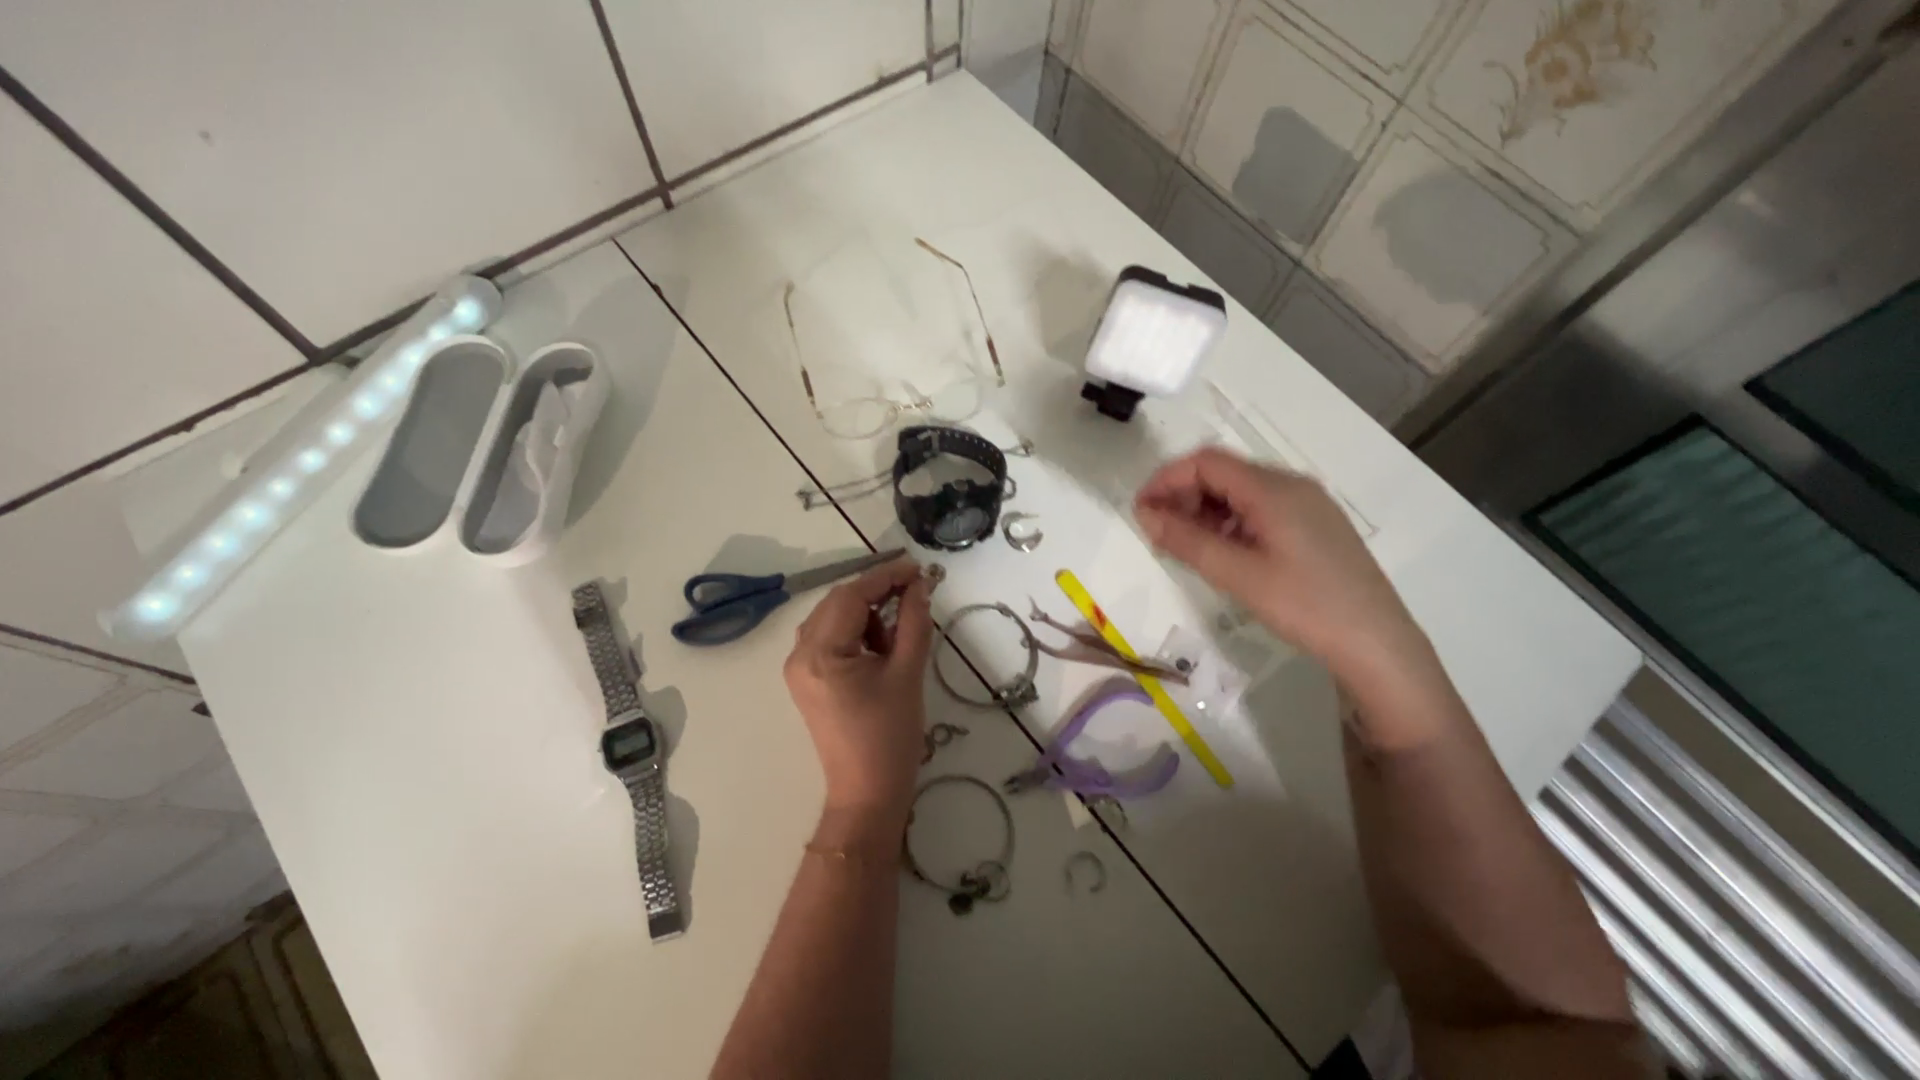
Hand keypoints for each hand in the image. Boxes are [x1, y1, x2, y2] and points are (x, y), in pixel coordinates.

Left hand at [783, 559, 932, 821]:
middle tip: (915, 591)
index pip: (851, 596)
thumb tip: (921, 584)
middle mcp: (799, 655)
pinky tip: (880, 648)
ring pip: (832, 619)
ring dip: (866, 614)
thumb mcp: (907, 672)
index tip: (918, 569)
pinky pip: (829, 639)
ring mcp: (798, 669)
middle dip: (876, 593)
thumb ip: (913, 621)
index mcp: (821, 653)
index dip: (885, 576)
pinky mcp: (806, 681)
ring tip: (897, 635)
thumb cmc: (890, 736)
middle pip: (837, 603)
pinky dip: (855, 633)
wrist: (868, 793)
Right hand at [1134, 447, 1430, 687]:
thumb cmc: (1305, 605)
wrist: (1376, 642)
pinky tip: (1223, 554)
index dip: (1167, 480)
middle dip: (1184, 496)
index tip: (1140, 512)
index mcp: (1274, 488)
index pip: (1206, 461)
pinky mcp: (1315, 527)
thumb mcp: (1238, 575)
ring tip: (1184, 548)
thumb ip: (1187, 541)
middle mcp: (1292, 485)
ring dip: (1206, 511)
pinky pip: (1262, 510)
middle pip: (1224, 473)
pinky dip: (1231, 523)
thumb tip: (1146, 515)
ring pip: (1242, 493)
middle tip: (1158, 534)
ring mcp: (1308, 505)